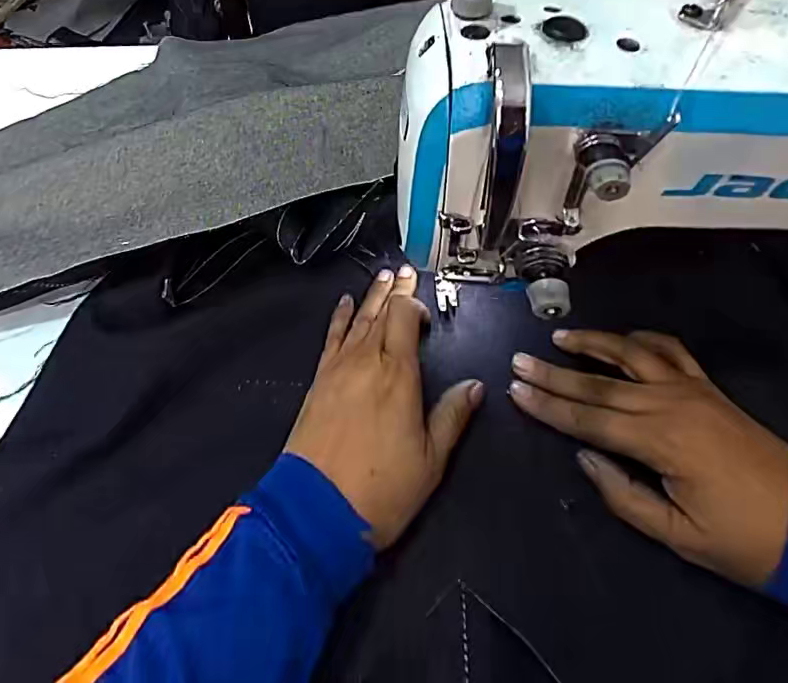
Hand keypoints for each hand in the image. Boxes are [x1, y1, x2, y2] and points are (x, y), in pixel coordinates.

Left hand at [285, 265, 483, 549]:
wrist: (313, 515)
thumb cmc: (380, 490)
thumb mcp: (430, 460)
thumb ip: (452, 416)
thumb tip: (474, 387)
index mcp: (398, 375)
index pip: (405, 319)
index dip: (415, 307)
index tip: (425, 314)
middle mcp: (366, 363)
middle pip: (382, 314)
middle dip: (395, 291)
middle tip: (404, 272)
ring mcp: (338, 371)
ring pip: (357, 321)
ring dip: (371, 297)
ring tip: (382, 278)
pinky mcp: (318, 383)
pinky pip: (331, 339)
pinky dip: (338, 319)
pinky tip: (343, 306)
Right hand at [511, 330, 787, 588]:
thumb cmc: (742, 540)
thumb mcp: (678, 534)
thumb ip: (624, 494)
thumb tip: (585, 457)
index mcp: (660, 439)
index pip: (589, 418)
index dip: (550, 404)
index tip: (516, 389)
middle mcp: (671, 403)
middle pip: (601, 382)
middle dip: (557, 372)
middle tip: (521, 359)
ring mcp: (692, 389)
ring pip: (632, 354)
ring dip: (594, 343)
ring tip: (561, 337)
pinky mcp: (709, 387)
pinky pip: (671, 351)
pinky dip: (644, 339)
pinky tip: (625, 338)